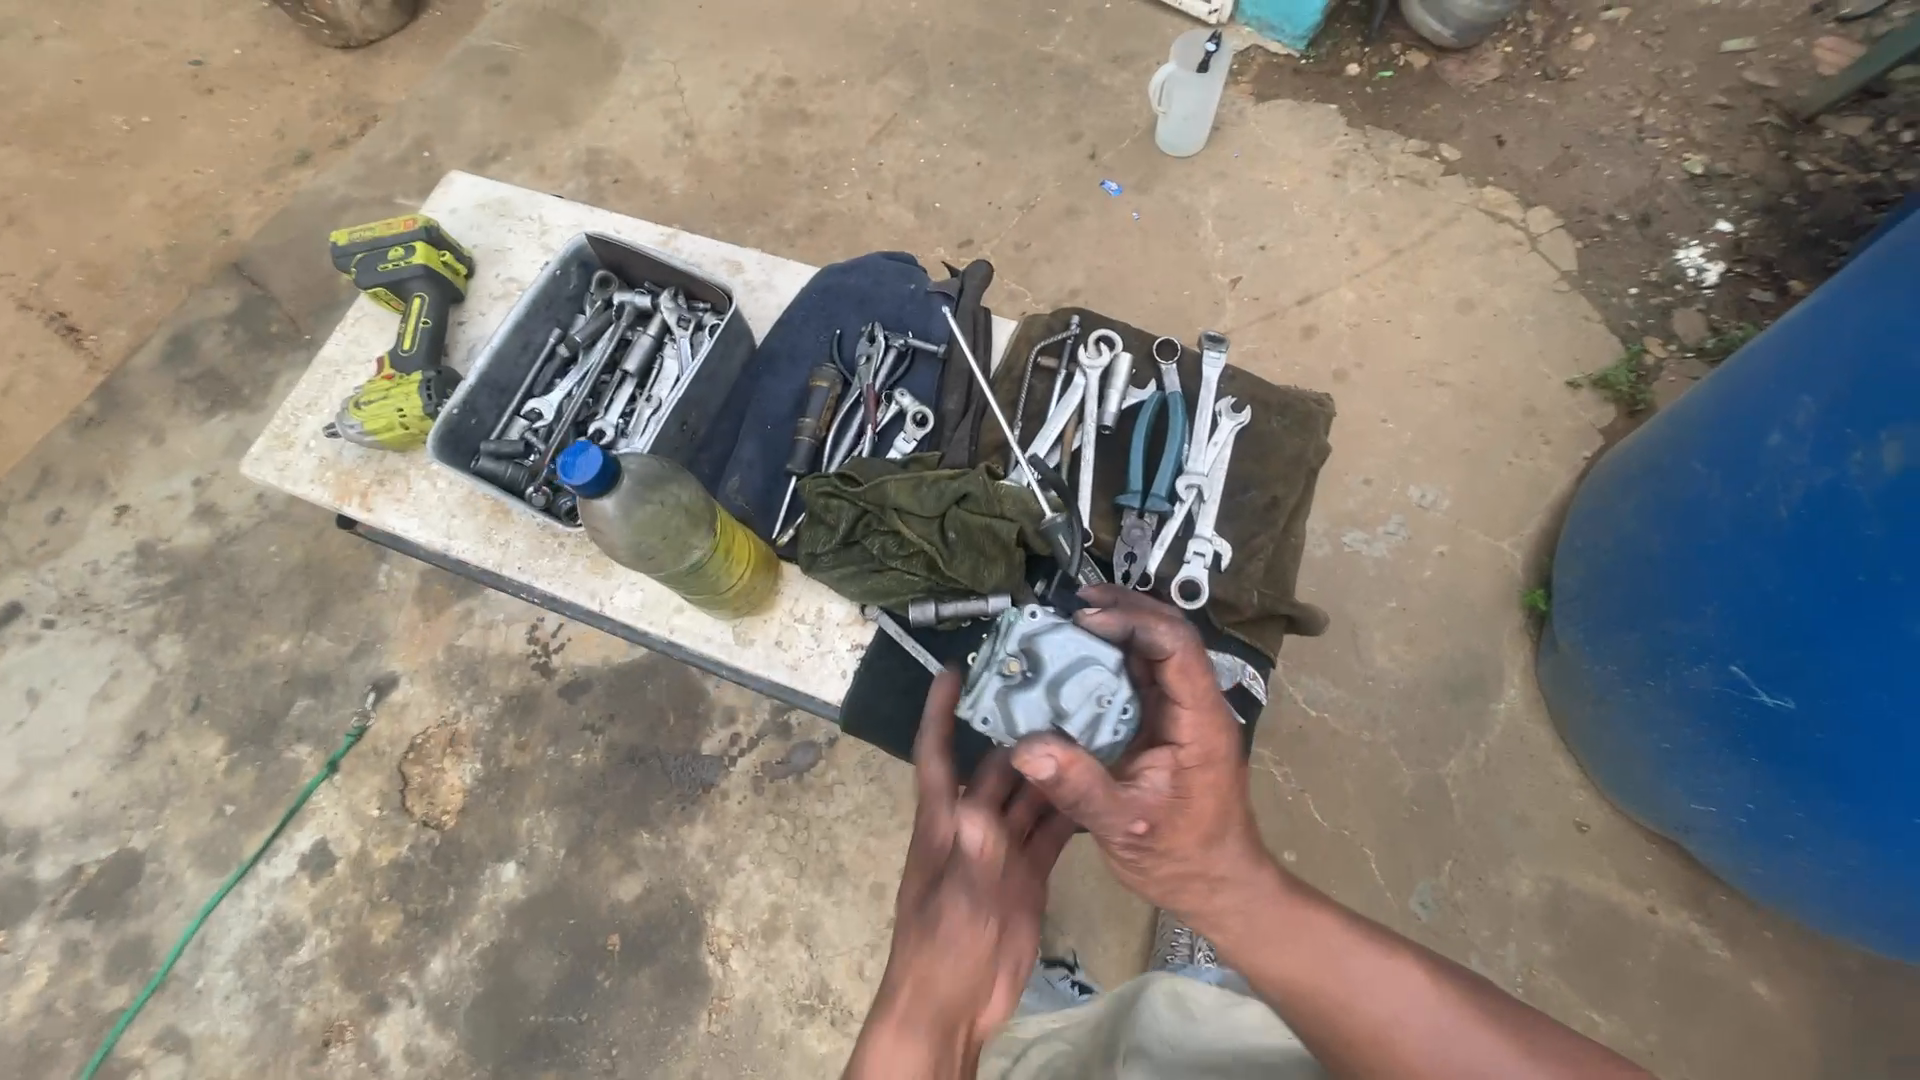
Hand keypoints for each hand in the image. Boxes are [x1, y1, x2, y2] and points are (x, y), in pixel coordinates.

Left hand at [846, 671, 1076, 1077]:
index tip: (953, 668)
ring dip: (1048, 766)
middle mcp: (972, 823)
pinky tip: (1095, 785)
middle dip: (1016, 731)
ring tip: (1085, 727)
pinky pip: (1048, 831)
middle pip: (995, 766)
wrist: (954, 1006)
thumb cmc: (940, 951)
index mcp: (943, 820)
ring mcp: (1002, 848)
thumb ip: (969, 857)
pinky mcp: (1026, 872)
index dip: (939, 710)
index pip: (936, 752)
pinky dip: (1067, 809)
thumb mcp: (955, 904)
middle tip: (1054, 691)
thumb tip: (976, 806)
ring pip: (1026, 794)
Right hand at [1010, 585, 1276, 928]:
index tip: (1085, 619)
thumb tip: (1025, 749)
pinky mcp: (1164, 723)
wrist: (1215, 885)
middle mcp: (1195, 705)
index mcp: (1200, 720)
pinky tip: (1076, 657)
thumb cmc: (1181, 858)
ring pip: (1156, 649)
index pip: (1177, 646)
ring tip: (1072, 617)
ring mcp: (1181, 712)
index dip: (1133, 622)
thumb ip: (1079, 787)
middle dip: (1126, 609)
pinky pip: (1139, 675)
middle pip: (1170, 635)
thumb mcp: (1126, 827)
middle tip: (1075, 601)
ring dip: (1118, 627)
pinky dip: (1109, 657)